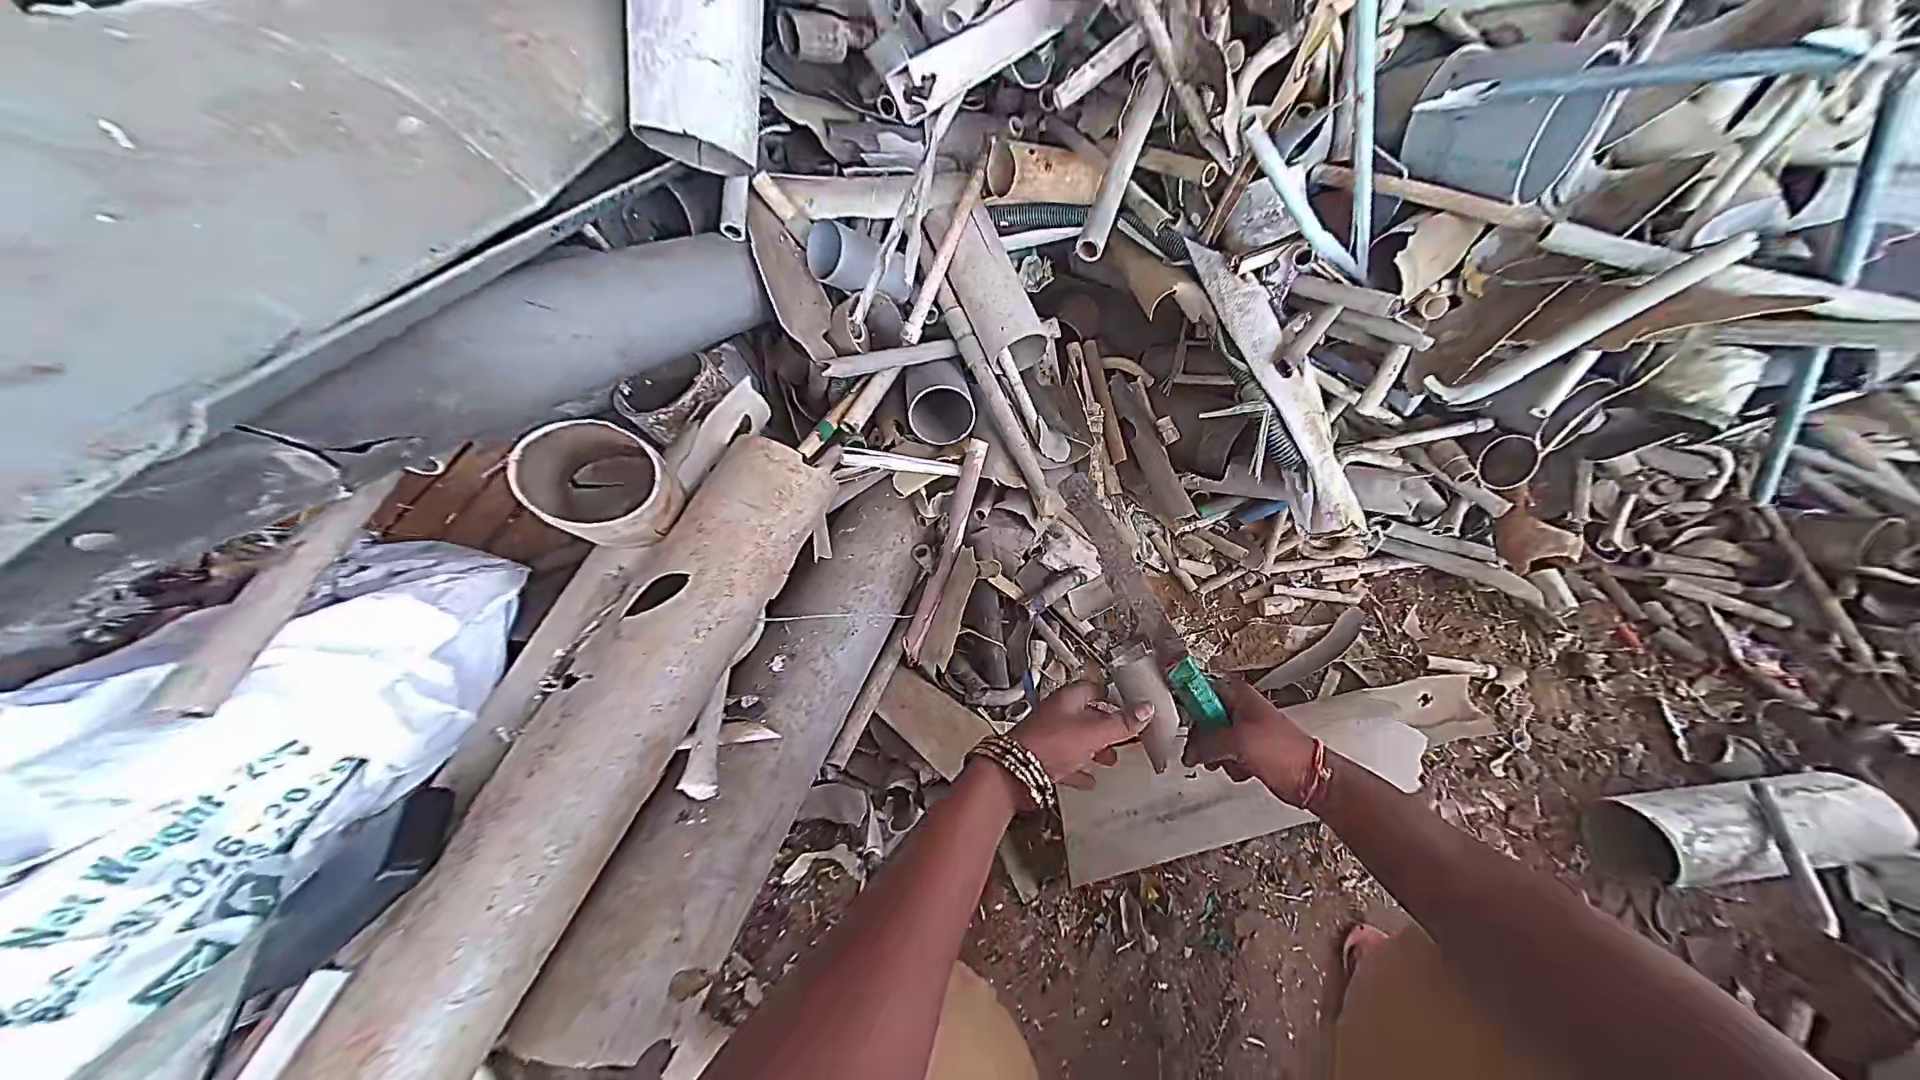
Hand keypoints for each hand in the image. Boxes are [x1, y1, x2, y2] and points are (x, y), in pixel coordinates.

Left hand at [1011, 681, 1152, 790]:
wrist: (1016, 772)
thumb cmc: (1048, 744)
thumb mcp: (1094, 732)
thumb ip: (1121, 723)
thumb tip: (1145, 709)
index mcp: (1068, 700)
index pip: (1095, 690)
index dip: (1114, 698)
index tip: (1131, 708)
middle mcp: (1057, 715)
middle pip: (1088, 716)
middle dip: (1107, 727)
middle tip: (1125, 734)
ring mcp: (1049, 737)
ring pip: (1078, 740)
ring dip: (1095, 749)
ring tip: (1111, 758)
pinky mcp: (1044, 760)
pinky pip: (1067, 763)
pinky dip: (1080, 770)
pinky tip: (1089, 779)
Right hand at [1182, 678, 1316, 801]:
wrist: (1311, 780)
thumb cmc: (1286, 752)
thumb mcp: (1237, 741)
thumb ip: (1206, 743)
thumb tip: (1189, 751)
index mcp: (1238, 694)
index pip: (1199, 688)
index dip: (1186, 702)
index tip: (1175, 714)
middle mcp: (1239, 708)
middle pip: (1202, 718)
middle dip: (1202, 739)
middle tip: (1204, 749)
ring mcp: (1242, 729)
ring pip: (1211, 739)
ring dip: (1215, 755)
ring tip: (1227, 761)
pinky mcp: (1246, 749)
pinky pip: (1222, 754)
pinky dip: (1227, 764)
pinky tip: (1240, 769)